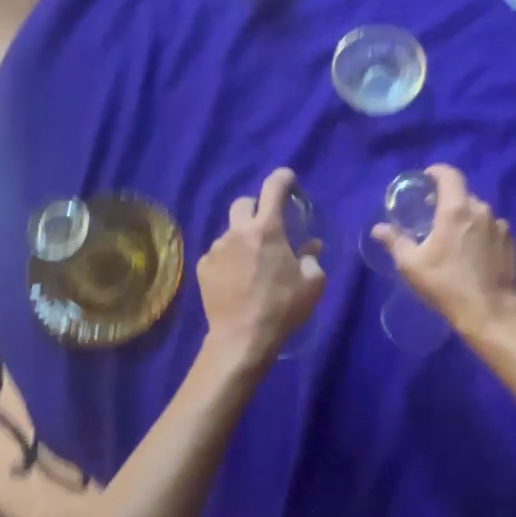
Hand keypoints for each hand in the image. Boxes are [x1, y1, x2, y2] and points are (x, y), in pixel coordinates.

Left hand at [198, 168, 325, 369]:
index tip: (288, 178)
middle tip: (267, 225)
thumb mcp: (312, 284)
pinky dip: (228, 260)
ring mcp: (216, 249)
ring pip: (230, 232)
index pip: (273, 189)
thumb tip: (310, 247)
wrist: (242, 338)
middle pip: (243, 203)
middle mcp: (238, 232)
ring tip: (252, 263)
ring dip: (241, 239)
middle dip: (255, 207)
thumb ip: (312, 259)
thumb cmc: (282, 307)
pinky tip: (236, 279)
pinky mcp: (203, 268)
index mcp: (267, 229)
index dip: (282, 178)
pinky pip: (218, 255)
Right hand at [371, 164, 515, 334]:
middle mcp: (482, 210)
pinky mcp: (512, 242)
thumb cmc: (447, 285)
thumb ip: (394, 241)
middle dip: (447, 201)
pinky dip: (480, 233)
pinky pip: (492, 229)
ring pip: (478, 213)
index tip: (426, 179)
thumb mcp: (412, 265)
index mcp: (456, 209)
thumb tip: (378, 228)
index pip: (449, 175)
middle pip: (463, 195)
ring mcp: (500, 226)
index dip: (437, 172)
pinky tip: (473, 254)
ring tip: (453, 239)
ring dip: (465, 220)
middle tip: (432, 216)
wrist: (492, 313)